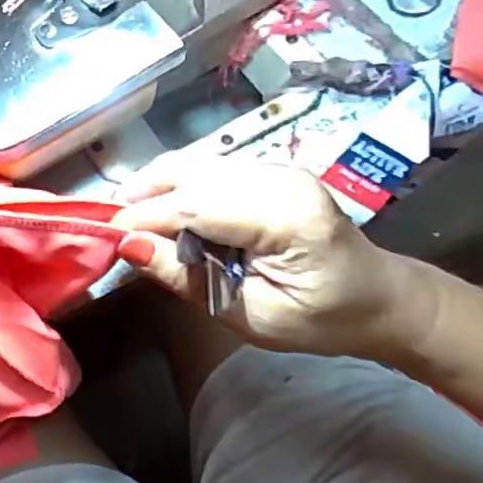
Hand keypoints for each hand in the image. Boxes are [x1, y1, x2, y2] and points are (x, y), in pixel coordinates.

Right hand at [109, 154, 437, 364]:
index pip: (196, 204)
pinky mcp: (266, 169)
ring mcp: (274, 167)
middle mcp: (280, 177)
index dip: (145, 217)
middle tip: (110, 225)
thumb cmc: (320, 318)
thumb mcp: (251, 316)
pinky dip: (174, 185)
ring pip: (193, 163)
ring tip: (129, 217)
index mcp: (287, 215)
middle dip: (142, 195)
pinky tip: (161, 208)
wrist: (377, 297)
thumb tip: (130, 247)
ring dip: (154, 186)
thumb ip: (189, 279)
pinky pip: (206, 167)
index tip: (106, 236)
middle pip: (190, 173)